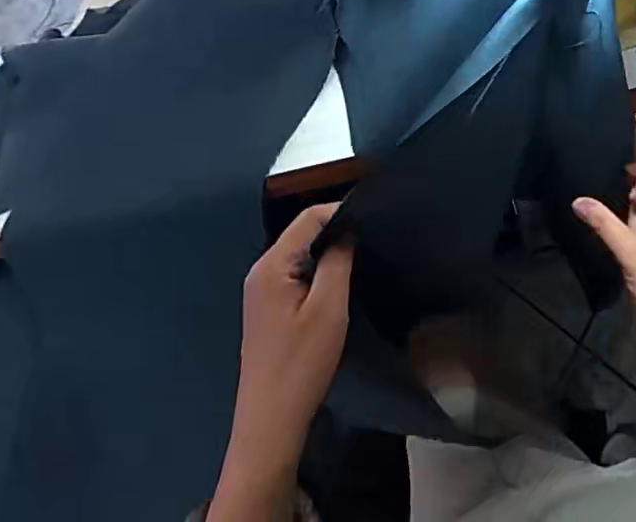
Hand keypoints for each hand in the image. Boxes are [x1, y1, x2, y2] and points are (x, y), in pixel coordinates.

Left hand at [229, 203, 353, 452]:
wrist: (271, 424)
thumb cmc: (301, 364)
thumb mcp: (328, 308)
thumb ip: (337, 260)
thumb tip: (348, 227)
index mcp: (270, 265)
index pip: (308, 217)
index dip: (342, 210)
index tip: (374, 217)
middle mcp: (261, 271)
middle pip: (303, 232)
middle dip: (337, 230)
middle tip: (373, 236)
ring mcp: (262, 290)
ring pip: (301, 253)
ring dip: (330, 251)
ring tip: (363, 255)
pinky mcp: (268, 308)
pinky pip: (297, 272)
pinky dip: (320, 270)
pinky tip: (340, 282)